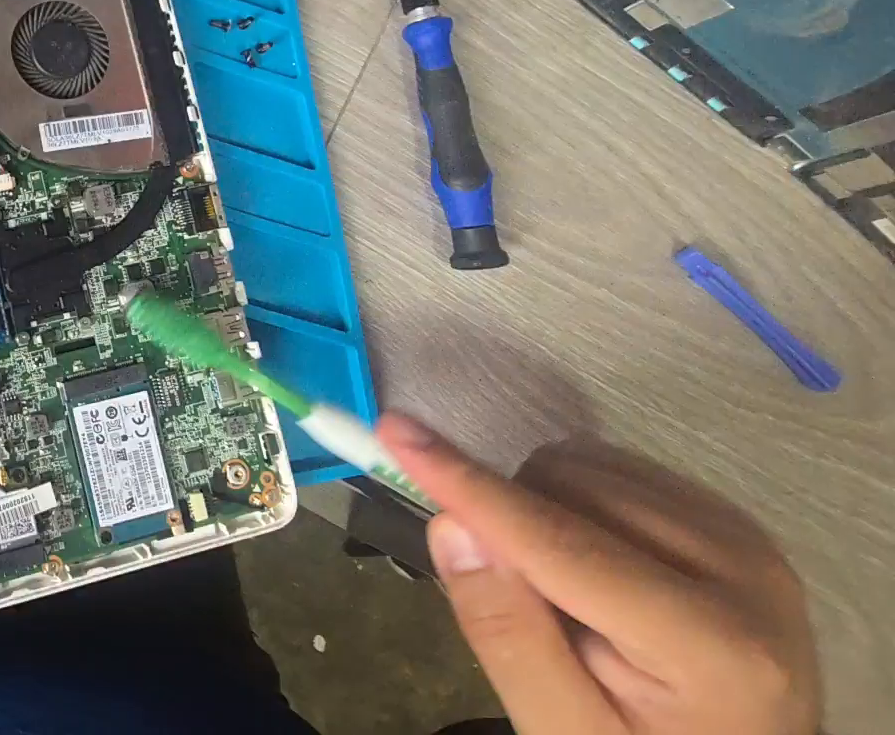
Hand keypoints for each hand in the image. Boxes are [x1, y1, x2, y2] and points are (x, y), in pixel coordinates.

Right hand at [379, 414, 819, 734]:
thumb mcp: (562, 729)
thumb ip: (508, 637)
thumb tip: (451, 526)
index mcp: (714, 645)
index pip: (558, 542)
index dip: (467, 484)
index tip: (392, 430)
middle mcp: (743, 572)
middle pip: (565, 491)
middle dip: (508, 523)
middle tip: (518, 595)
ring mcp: (740, 535)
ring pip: (577, 467)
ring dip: (533, 508)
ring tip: (558, 586)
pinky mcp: (723, 514)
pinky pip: (600, 465)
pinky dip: (563, 497)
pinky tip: (587, 559)